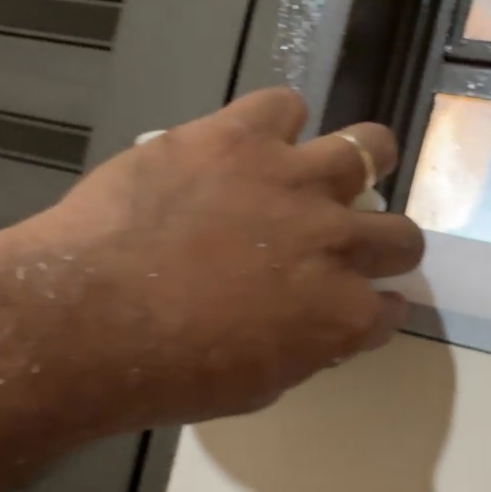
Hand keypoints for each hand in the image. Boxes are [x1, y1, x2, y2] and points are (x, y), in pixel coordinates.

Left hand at [14, 88, 421, 428]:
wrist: (89, 319)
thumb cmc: (168, 373)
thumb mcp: (254, 386)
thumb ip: (300, 347)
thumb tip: (309, 326)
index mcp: (342, 316)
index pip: (391, 308)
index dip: (380, 307)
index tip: (365, 305)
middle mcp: (336, 242)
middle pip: (401, 235)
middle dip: (388, 247)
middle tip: (353, 244)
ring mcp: (292, 180)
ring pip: (369, 148)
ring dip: (360, 162)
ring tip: (331, 171)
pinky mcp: (239, 136)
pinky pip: (284, 105)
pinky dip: (279, 123)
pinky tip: (256, 142)